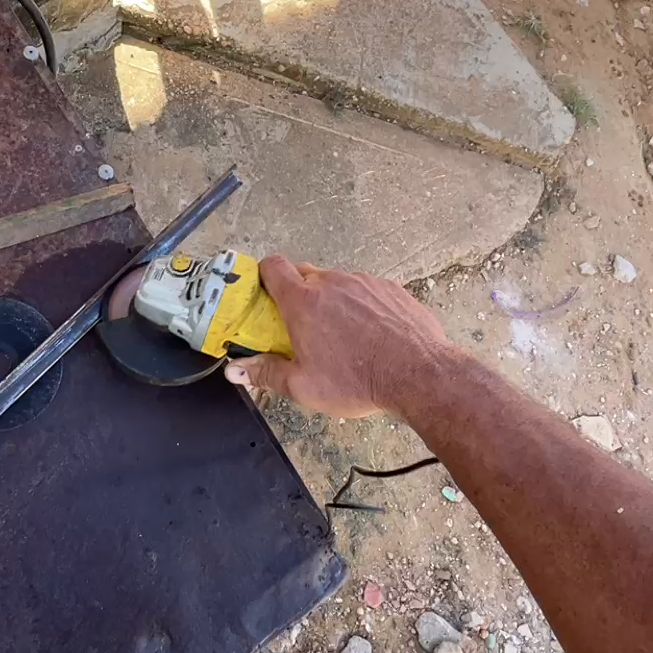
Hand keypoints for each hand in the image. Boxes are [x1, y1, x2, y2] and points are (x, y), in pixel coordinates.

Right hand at [224, 255, 450, 416]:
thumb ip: (264, 373)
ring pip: (336, 283)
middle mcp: (331, 283)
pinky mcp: (388, 289)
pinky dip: (361, 307)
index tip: (264, 294)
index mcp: (302, 301)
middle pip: (303, 274)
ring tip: (341, 336)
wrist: (418, 374)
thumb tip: (234, 371)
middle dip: (297, 294)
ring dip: (331, 302)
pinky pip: (365, 291)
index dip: (264, 275)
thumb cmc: (357, 380)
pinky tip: (369, 335)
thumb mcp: (302, 386)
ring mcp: (362, 282)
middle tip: (300, 324)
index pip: (272, 266)